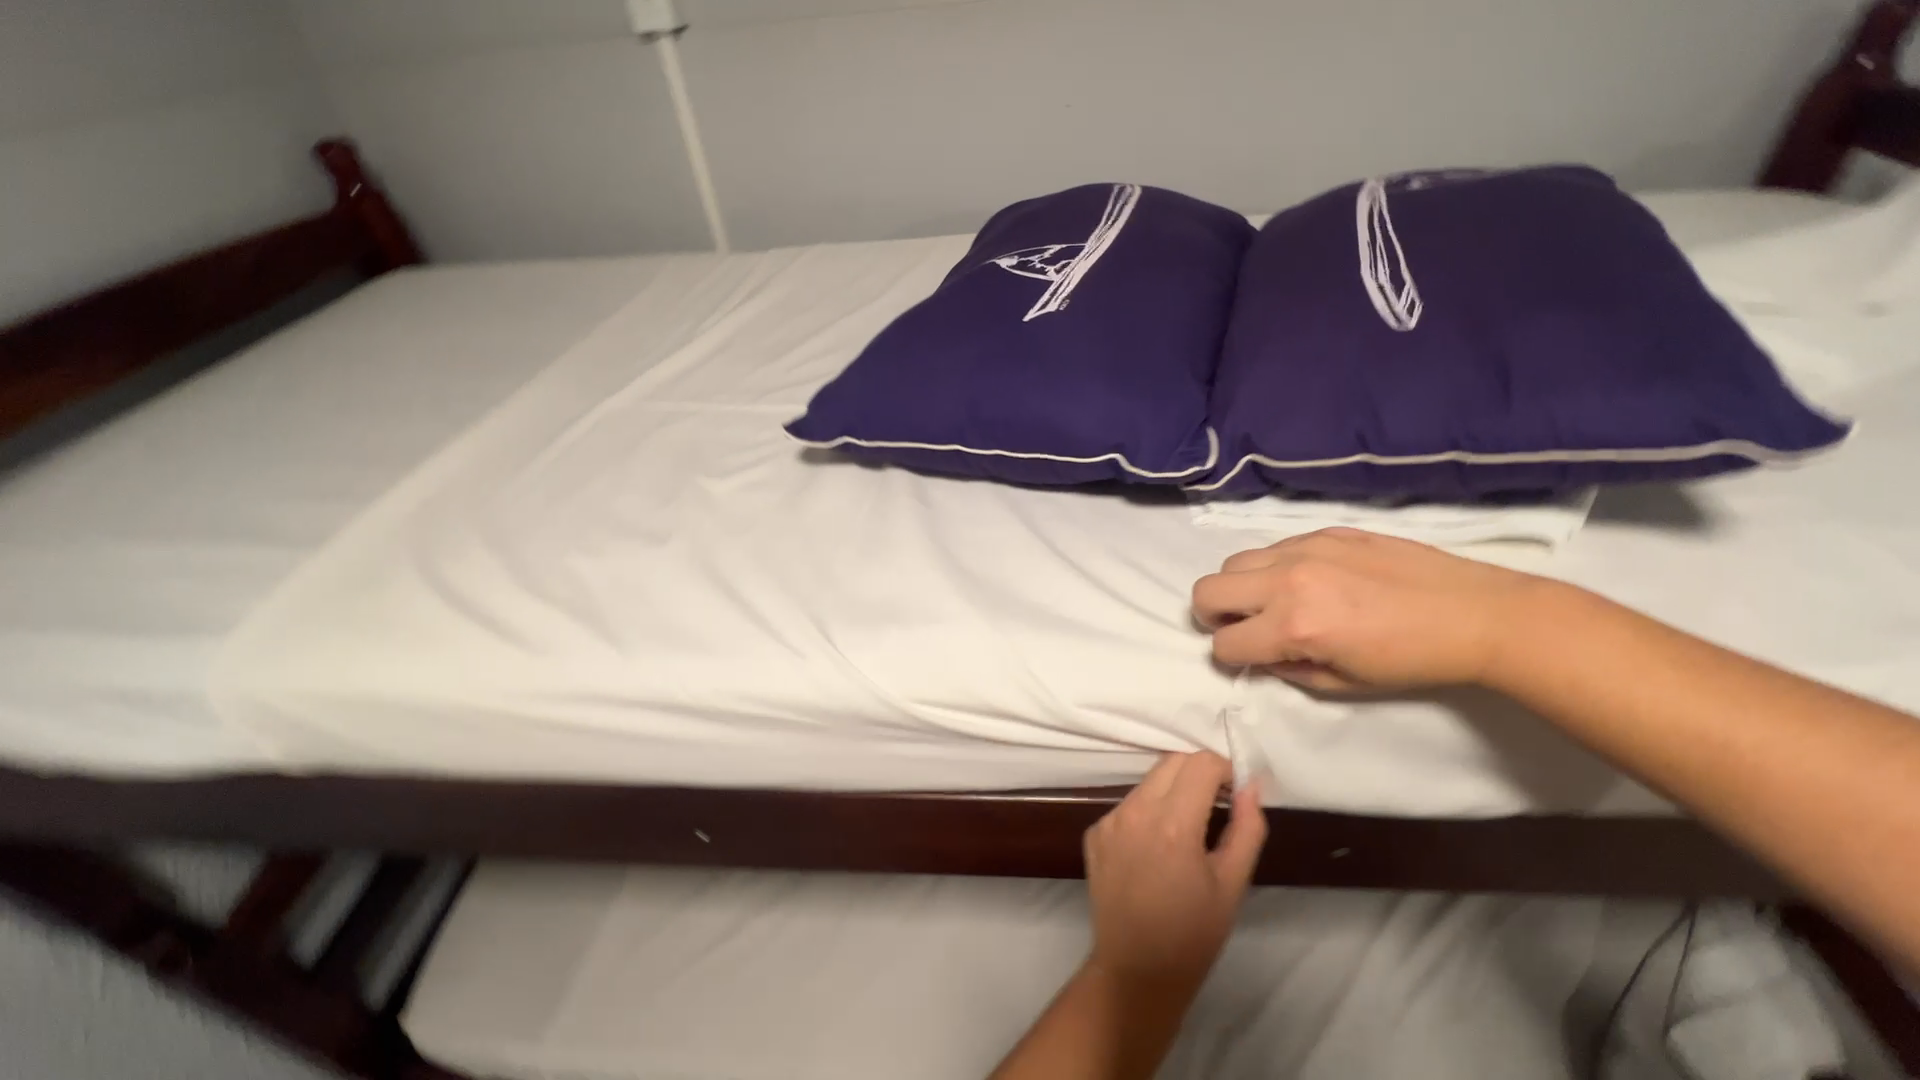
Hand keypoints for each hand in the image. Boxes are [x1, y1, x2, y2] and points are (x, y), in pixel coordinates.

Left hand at [1083, 752, 1266, 988]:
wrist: (1137, 970)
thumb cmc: (1194, 933)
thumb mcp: (1232, 883)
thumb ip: (1247, 827)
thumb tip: (1251, 785)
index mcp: (1172, 824)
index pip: (1201, 763)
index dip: (1225, 770)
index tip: (1237, 793)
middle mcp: (1134, 812)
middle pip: (1172, 762)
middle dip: (1200, 773)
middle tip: (1219, 804)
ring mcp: (1108, 821)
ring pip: (1148, 781)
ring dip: (1174, 791)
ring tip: (1190, 828)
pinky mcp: (1094, 833)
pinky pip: (1128, 805)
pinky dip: (1149, 811)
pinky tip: (1159, 848)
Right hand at [1190, 527, 1550, 692]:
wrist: (1475, 614)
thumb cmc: (1411, 661)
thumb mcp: (1343, 684)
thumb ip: (1287, 670)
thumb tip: (1261, 656)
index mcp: (1295, 626)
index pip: (1224, 642)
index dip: (1232, 658)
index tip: (1255, 659)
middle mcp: (1288, 580)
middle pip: (1207, 590)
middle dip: (1215, 616)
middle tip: (1246, 627)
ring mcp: (1305, 549)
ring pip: (1233, 562)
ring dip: (1241, 587)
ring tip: (1275, 602)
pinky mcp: (1326, 531)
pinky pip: (1273, 547)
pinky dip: (1273, 568)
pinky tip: (1311, 582)